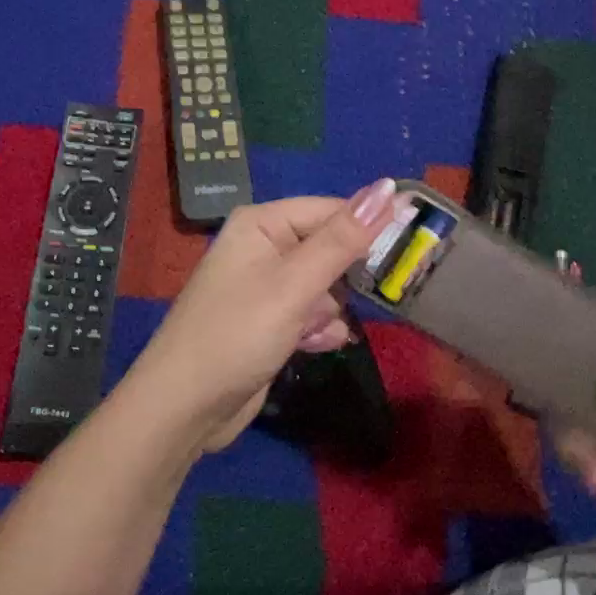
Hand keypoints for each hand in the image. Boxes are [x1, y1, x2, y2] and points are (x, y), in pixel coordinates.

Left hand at [123, 179, 405, 451]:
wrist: (185, 407)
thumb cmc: (238, 334)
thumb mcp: (294, 284)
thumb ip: (343, 239)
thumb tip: (390, 187)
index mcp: (261, 224)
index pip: (331, 210)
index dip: (369, 228)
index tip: (410, 251)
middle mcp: (261, 248)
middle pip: (329, 247)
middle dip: (348, 276)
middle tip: (380, 294)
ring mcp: (263, 288)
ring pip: (323, 286)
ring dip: (331, 309)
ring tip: (320, 328)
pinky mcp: (268, 324)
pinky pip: (309, 315)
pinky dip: (317, 329)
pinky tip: (315, 345)